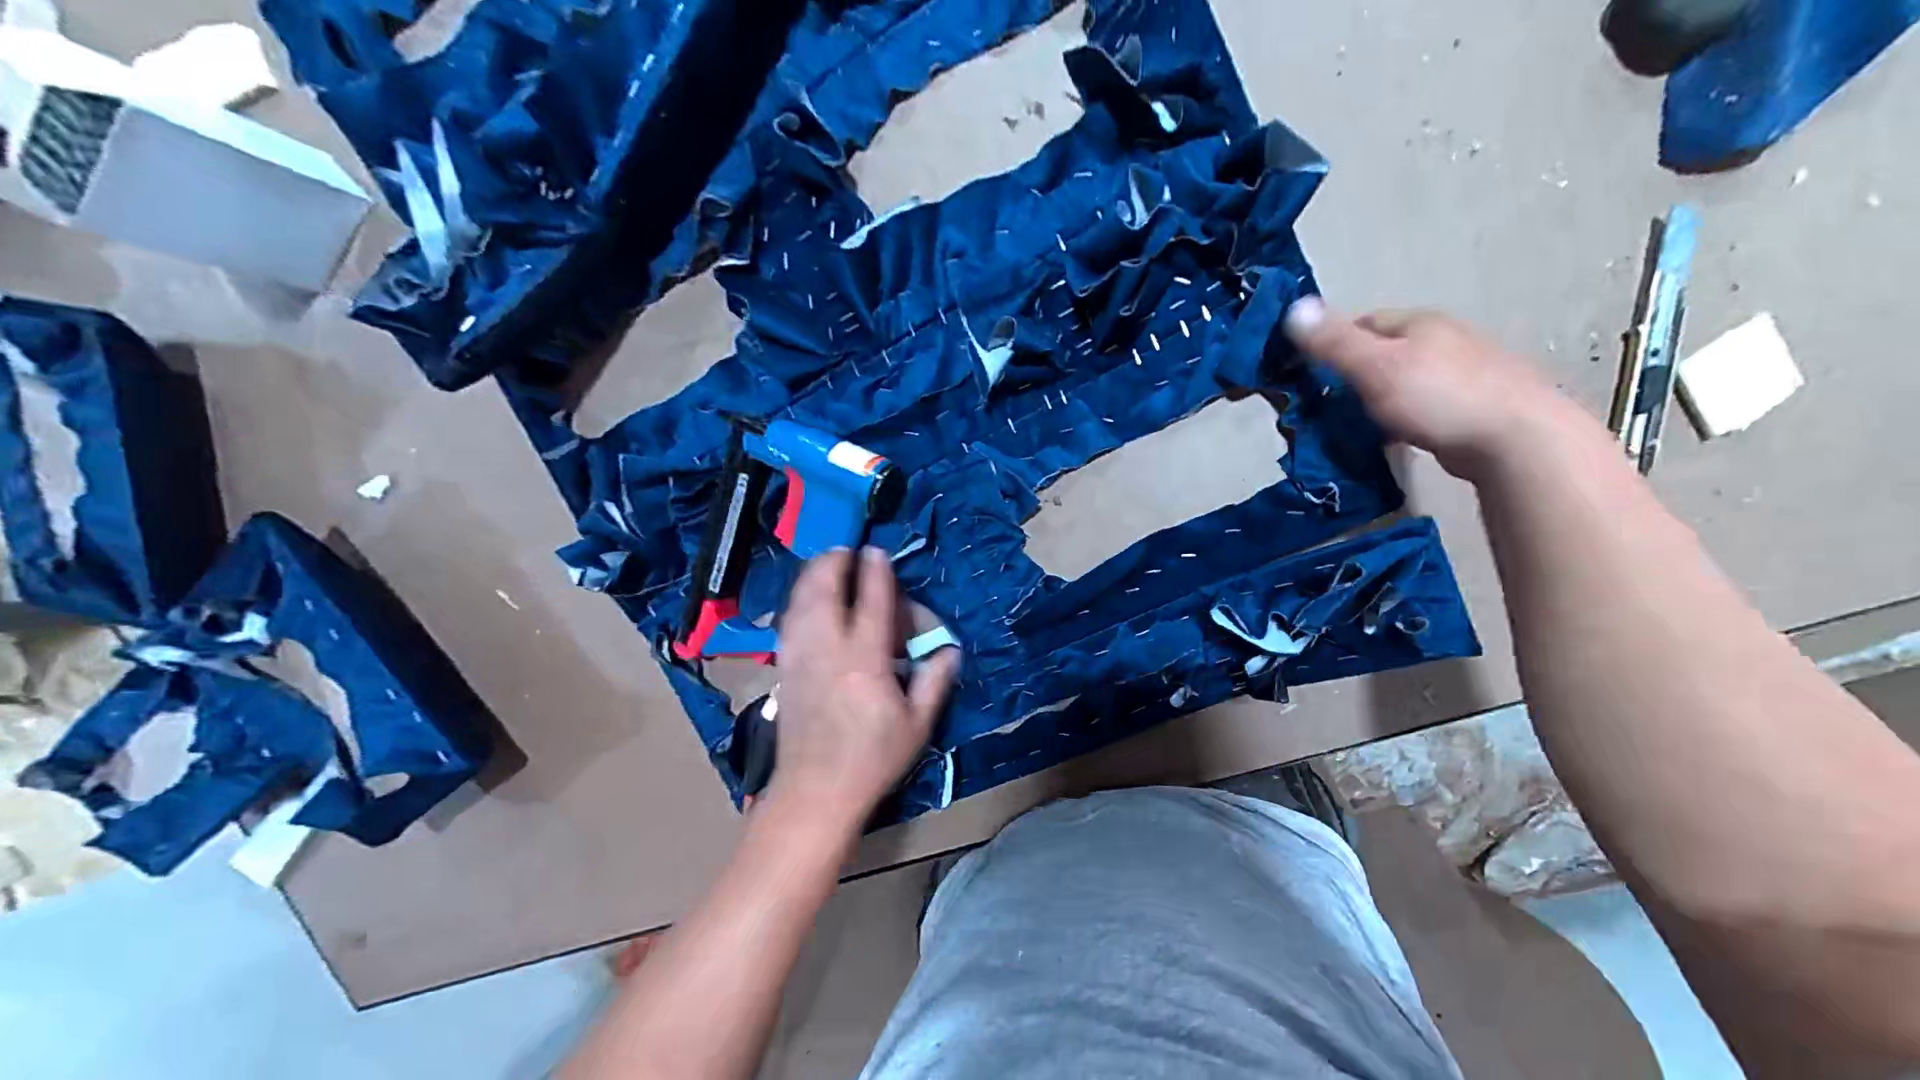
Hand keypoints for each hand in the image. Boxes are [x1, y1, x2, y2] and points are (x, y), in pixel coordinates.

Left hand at [766, 547, 960, 833]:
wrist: (816, 791)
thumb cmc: (872, 759)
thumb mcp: (917, 726)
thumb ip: (934, 682)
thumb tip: (950, 649)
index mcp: (866, 660)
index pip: (872, 602)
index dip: (877, 572)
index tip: (877, 551)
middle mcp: (829, 649)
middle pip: (824, 590)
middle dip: (834, 563)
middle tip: (846, 551)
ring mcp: (801, 657)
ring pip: (801, 601)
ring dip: (812, 575)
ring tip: (826, 564)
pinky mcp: (785, 668)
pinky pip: (789, 621)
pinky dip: (798, 600)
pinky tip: (805, 600)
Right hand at [1283, 297, 1574, 479]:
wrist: (1516, 439)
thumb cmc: (1437, 397)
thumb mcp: (1375, 367)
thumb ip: (1334, 341)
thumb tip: (1294, 307)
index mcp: (1419, 323)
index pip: (1363, 322)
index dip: (1331, 342)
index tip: (1308, 372)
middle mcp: (1444, 339)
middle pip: (1385, 351)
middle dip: (1354, 373)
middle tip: (1326, 405)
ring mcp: (1464, 372)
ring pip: (1404, 379)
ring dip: (1379, 397)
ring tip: (1357, 424)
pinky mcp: (1473, 405)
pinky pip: (1423, 405)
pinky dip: (1403, 416)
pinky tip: (1396, 436)